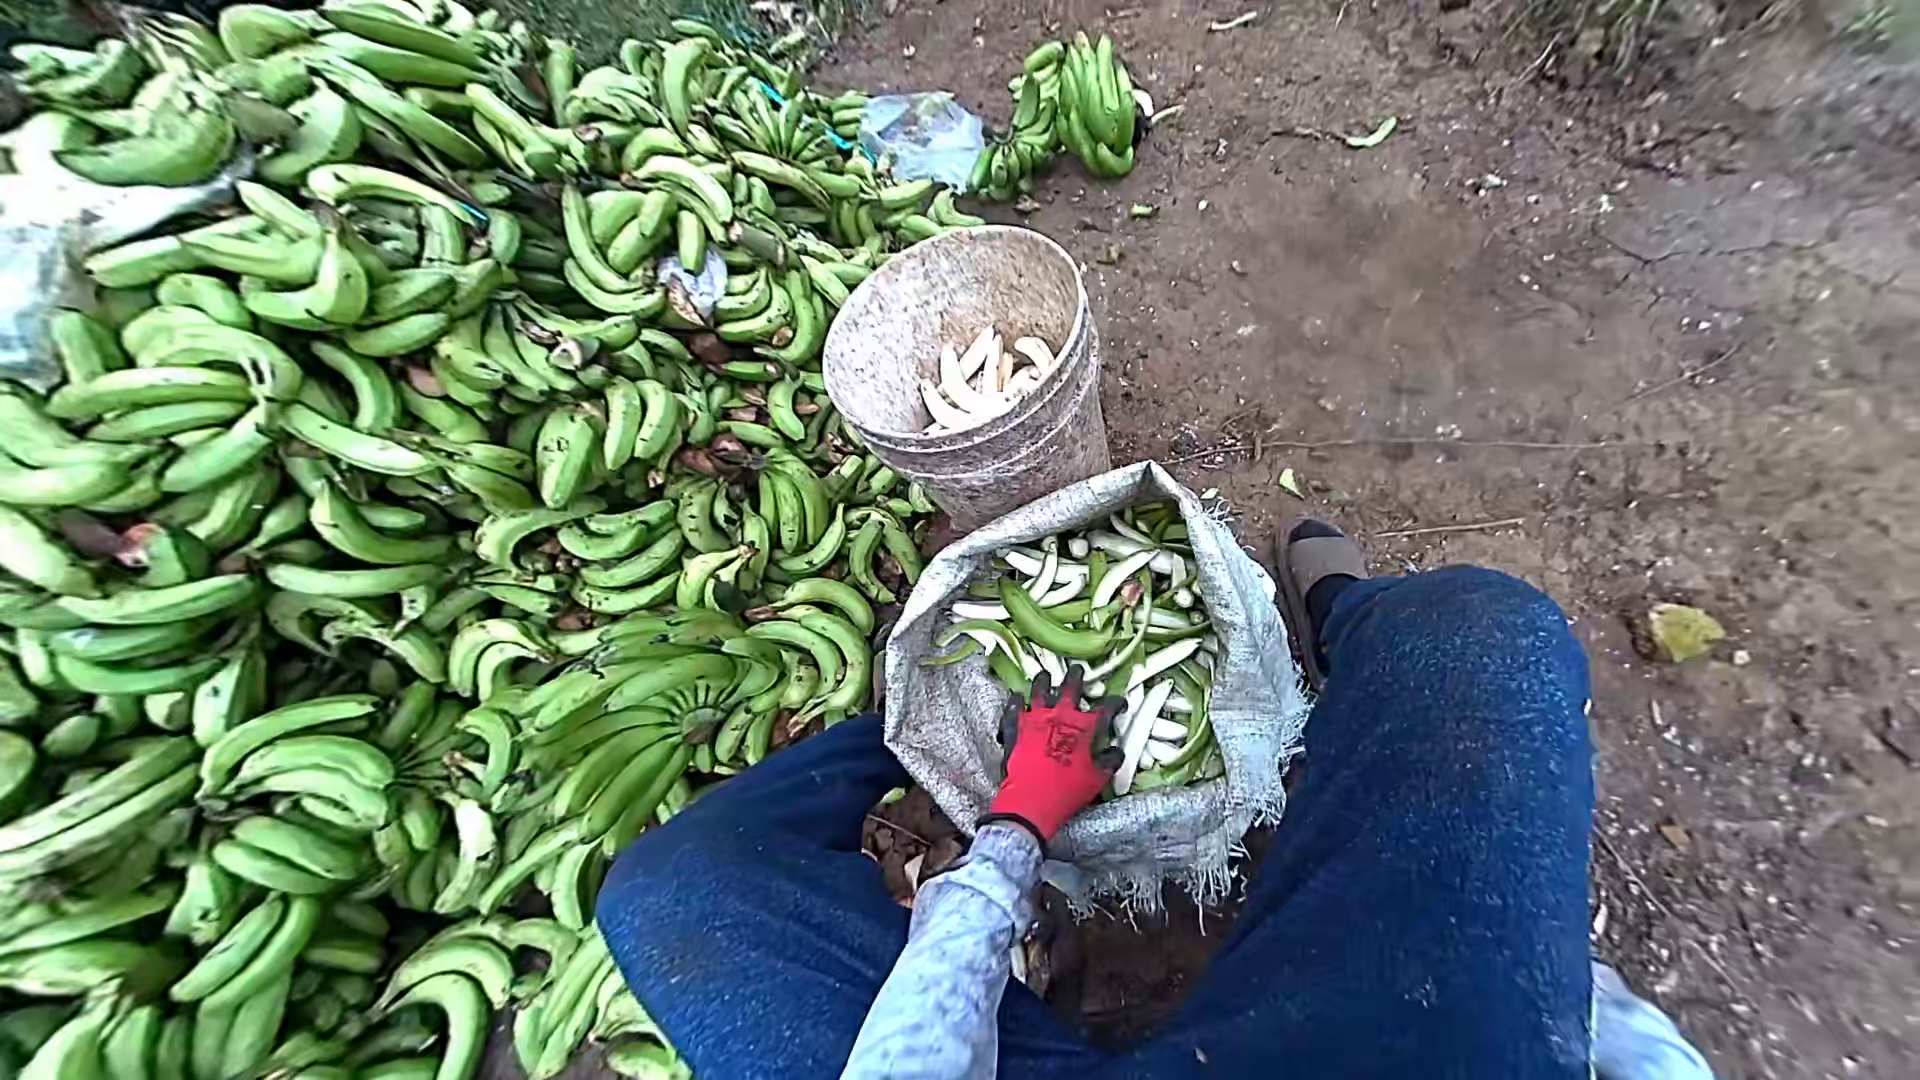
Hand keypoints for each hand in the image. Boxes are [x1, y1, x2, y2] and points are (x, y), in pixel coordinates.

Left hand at [979, 668, 1123, 847]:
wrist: (1031, 799)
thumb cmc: (1068, 790)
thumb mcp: (1097, 779)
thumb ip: (1109, 762)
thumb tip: (1116, 752)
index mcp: (1084, 726)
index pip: (1105, 708)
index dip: (1115, 703)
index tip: (1120, 703)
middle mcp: (1060, 714)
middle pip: (1070, 688)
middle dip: (1076, 676)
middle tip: (1078, 669)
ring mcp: (1035, 717)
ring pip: (1039, 690)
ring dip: (1043, 681)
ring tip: (1044, 675)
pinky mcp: (1016, 725)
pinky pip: (1015, 707)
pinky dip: (1016, 702)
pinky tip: (1017, 697)